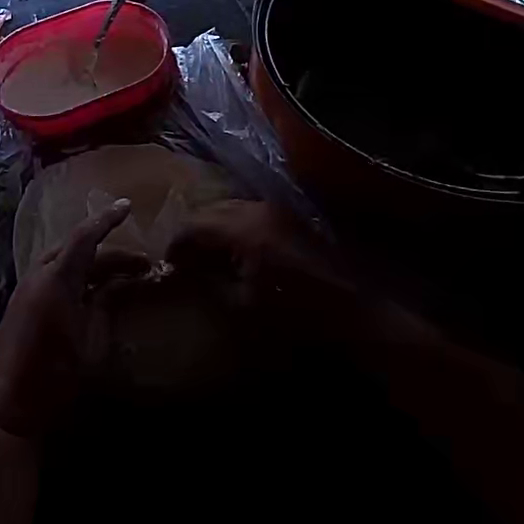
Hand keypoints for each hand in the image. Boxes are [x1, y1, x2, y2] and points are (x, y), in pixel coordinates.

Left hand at [0, 198, 130, 440]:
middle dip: (108, 251)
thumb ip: (103, 307)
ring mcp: (27, 288)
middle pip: (75, 249)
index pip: (84, 237)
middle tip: (141, 264)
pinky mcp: (23, 304)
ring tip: (125, 275)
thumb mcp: (91, 343)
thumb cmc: (54, 377)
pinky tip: (96, 291)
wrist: (8, 405)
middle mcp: (38, 274)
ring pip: (64, 262)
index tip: (127, 206)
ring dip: (92, 265)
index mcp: (56, 278)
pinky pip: (54, 277)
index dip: (106, 219)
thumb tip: (117, 285)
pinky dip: (77, 277)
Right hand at [164, 200, 364, 339]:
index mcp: (242, 228)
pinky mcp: (290, 217)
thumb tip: (187, 270)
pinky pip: (249, 213)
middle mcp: (257, 210)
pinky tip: (233, 250)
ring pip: (229, 208)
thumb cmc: (296, 313)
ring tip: (205, 254)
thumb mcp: (243, 303)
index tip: (167, 262)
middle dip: (192, 233)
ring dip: (212, 227)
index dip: (176, 244)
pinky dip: (233, 226)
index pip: (193, 226)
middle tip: (182, 258)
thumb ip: (209, 280)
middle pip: (209, 211)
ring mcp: (276, 210)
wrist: (356, 315)